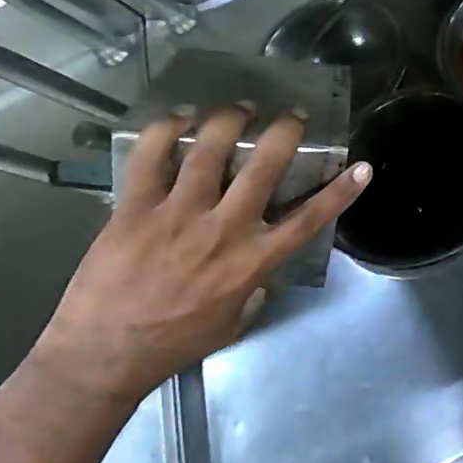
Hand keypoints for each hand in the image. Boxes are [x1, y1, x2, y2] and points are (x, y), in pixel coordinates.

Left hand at [32, 105, 371, 400]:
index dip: (340, 192)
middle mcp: (221, 231)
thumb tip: (259, 271)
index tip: (361, 168)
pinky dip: (165, 129)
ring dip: (230, 120)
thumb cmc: (171, 345)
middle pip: (263, 168)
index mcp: (249, 263)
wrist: (102, 355)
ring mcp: (177, 215)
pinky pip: (150, 157)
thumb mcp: (230, 324)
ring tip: (240, 107)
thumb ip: (252, 291)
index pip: (307, 221)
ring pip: (209, 150)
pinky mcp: (135, 208)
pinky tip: (180, 116)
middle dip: (284, 132)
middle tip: (291, 115)